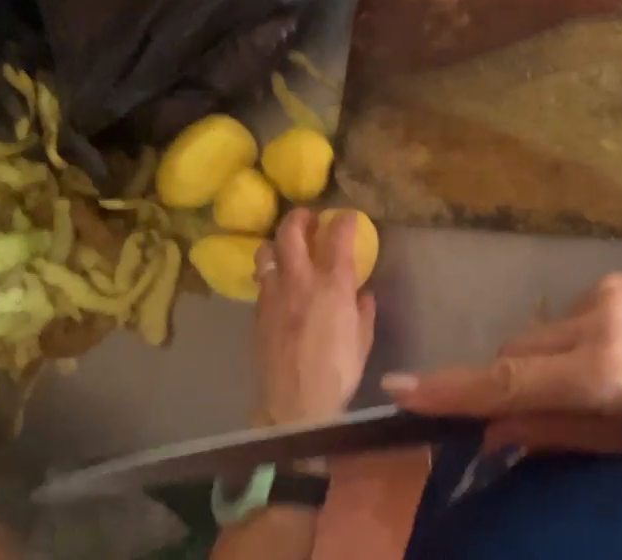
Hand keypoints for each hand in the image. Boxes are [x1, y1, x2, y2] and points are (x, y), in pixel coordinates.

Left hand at [253, 210, 376, 425]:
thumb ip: (363, 310)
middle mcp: (301, 281)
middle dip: (300, 218)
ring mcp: (274, 295)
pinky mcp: (258, 313)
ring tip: (285, 244)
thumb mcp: (363, 338)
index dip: (345, 220)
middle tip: (309, 216)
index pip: (338, 236)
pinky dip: (270, 271)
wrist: (294, 406)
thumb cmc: (338, 371)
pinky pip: (262, 281)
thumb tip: (362, 293)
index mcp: (333, 284)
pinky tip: (277, 280)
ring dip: (277, 242)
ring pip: (267, 252)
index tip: (350, 216)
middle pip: (292, 233)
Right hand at [383, 274, 621, 452]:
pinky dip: (574, 337)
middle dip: (508, 380)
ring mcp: (612, 290)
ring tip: (593, 385)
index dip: (452, 388)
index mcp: (602, 370)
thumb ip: (555, 432)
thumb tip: (493, 430)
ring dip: (546, 359)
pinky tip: (615, 353)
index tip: (401, 389)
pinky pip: (575, 311)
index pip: (508, 380)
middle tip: (529, 413)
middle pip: (517, 350)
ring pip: (544, 330)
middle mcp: (598, 318)